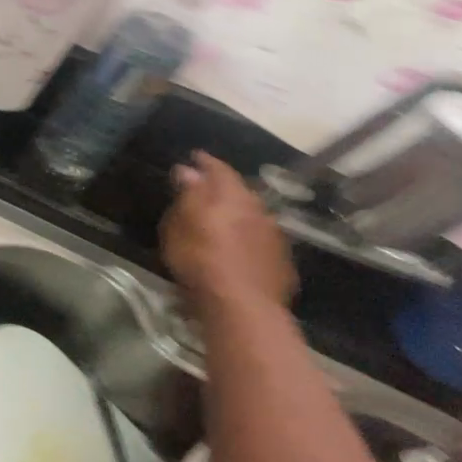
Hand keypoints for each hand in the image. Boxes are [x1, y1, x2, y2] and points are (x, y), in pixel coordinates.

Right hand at [160, 151, 295, 313]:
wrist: (242, 305)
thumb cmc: (199, 258)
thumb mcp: (180, 223)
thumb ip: (187, 195)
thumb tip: (189, 170)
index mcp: (231, 197)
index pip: (220, 170)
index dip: (206, 162)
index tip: (195, 155)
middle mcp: (258, 211)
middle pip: (241, 191)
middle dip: (224, 186)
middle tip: (205, 187)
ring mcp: (274, 237)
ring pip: (254, 215)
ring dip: (239, 211)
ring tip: (221, 215)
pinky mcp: (281, 262)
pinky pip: (261, 237)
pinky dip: (249, 233)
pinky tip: (238, 243)